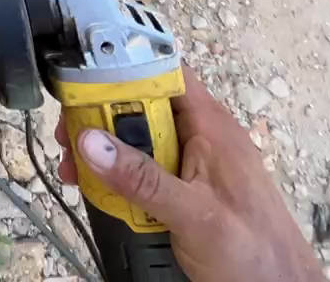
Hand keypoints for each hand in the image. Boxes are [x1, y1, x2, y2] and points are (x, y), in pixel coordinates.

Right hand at [56, 73, 323, 281]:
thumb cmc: (260, 261)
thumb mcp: (197, 218)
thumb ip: (144, 180)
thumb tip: (91, 141)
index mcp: (211, 127)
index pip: (162, 72)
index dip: (121, 67)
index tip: (81, 81)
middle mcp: (200, 136)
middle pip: (138, 104)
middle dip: (98, 116)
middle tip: (68, 136)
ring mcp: (192, 162)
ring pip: (134, 136)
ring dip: (101, 148)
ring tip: (76, 168)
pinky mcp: (184, 185)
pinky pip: (141, 165)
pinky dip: (115, 172)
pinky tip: (98, 188)